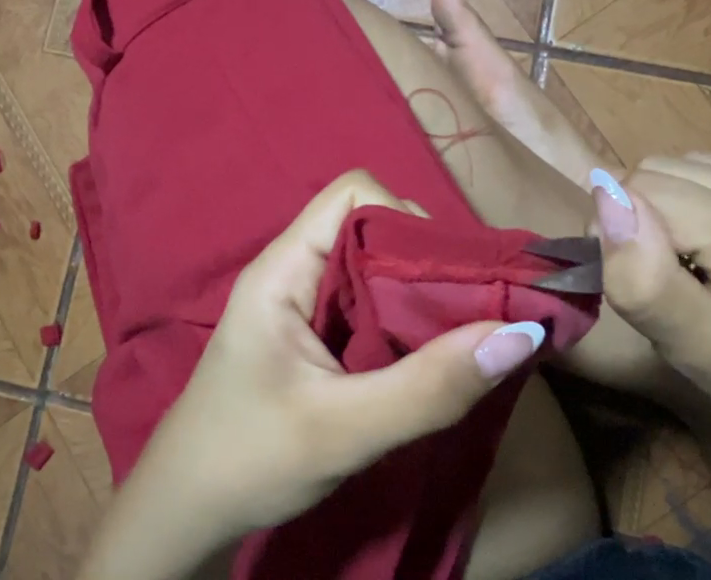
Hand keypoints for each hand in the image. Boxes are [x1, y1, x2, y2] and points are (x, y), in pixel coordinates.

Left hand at [128, 170, 544, 538]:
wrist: (187, 516)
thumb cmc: (250, 461)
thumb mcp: (345, 430)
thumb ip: (430, 386)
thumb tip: (522, 332)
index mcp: (284, 269)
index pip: (353, 195)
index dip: (406, 219)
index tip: (448, 276)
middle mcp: (295, 271)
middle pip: (373, 227)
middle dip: (427, 261)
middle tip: (474, 310)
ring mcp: (304, 304)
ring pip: (377, 269)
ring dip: (421, 295)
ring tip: (463, 333)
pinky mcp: (315, 336)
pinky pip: (371, 305)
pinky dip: (408, 322)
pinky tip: (432, 356)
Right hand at [589, 158, 710, 478]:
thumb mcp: (701, 360)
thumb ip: (647, 284)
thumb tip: (605, 201)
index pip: (649, 189)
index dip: (619, 230)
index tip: (628, 284)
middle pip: (667, 168)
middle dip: (643, 217)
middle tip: (661, 284)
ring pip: (692, 164)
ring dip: (672, 209)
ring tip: (694, 271)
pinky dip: (703, 206)